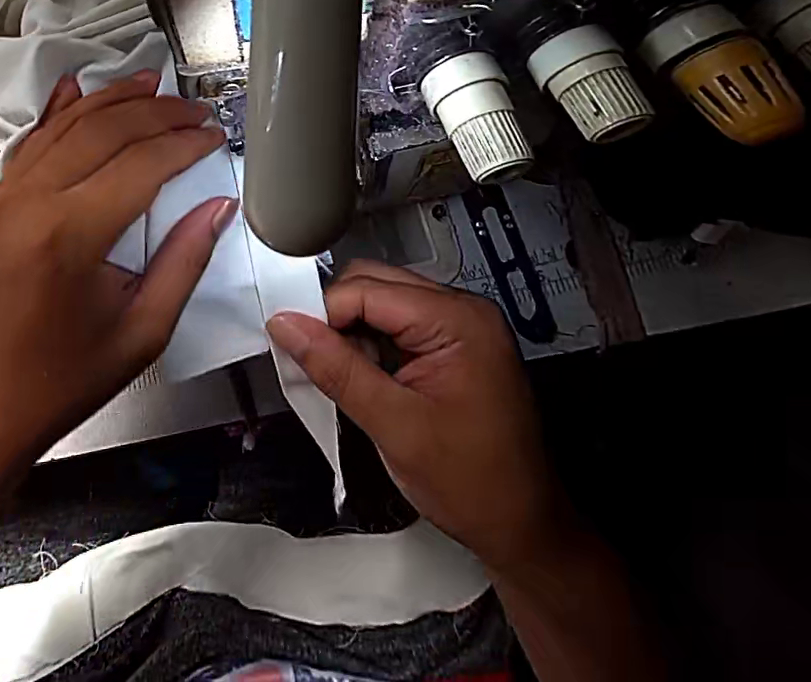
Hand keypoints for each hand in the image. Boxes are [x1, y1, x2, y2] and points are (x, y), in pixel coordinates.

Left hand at [0, 70, 235, 483]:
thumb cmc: (57, 383)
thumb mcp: (141, 331)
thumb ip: (184, 260)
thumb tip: (218, 208)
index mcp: (68, 237)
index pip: (142, 163)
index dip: (185, 143)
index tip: (213, 136)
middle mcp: (27, 205)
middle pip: (103, 131)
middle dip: (157, 113)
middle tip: (193, 109)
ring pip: (64, 126)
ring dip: (111, 101)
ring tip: (150, 85)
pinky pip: (28, 144)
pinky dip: (58, 113)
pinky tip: (75, 88)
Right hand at [265, 260, 566, 571]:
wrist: (523, 526)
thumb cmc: (476, 484)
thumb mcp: (395, 426)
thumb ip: (337, 369)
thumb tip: (288, 326)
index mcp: (458, 320)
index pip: (367, 289)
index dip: (324, 314)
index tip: (295, 345)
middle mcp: (461, 310)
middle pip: (373, 285)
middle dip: (335, 320)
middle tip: (315, 363)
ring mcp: (458, 325)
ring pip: (379, 302)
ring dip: (351, 334)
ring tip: (347, 379)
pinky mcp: (450, 343)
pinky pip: (394, 324)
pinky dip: (369, 345)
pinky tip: (366, 379)